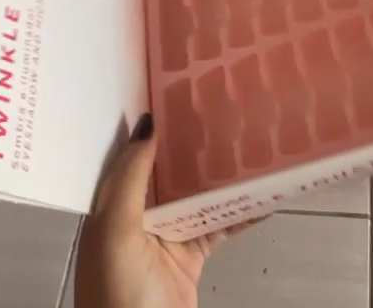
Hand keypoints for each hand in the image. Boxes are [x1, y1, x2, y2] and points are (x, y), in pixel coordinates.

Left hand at [73, 114, 259, 307]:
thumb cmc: (121, 295)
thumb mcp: (116, 233)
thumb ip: (129, 179)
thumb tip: (147, 123)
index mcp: (109, 207)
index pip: (127, 153)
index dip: (146, 122)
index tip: (172, 85)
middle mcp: (135, 217)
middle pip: (165, 169)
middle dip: (188, 141)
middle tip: (218, 102)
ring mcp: (165, 239)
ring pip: (194, 194)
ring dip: (217, 173)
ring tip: (245, 138)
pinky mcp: (190, 259)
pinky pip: (217, 225)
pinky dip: (240, 211)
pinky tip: (263, 193)